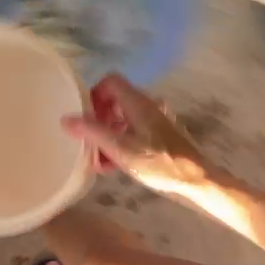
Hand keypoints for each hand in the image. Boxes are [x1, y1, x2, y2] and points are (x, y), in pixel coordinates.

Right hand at [66, 75, 213, 194]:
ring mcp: (158, 122)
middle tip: (88, 140)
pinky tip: (115, 165)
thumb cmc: (159, 163)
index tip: (84, 117)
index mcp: (139, 103)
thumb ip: (92, 132)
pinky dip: (122, 142)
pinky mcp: (163, 137)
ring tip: (99, 158)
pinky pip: (135, 132)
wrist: (198, 183)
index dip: (93, 94)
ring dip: (108, 134)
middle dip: (98, 120)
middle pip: (116, 101)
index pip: (110, 81)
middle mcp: (149, 106)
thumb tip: (66, 119)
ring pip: (124, 119)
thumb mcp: (120, 149)